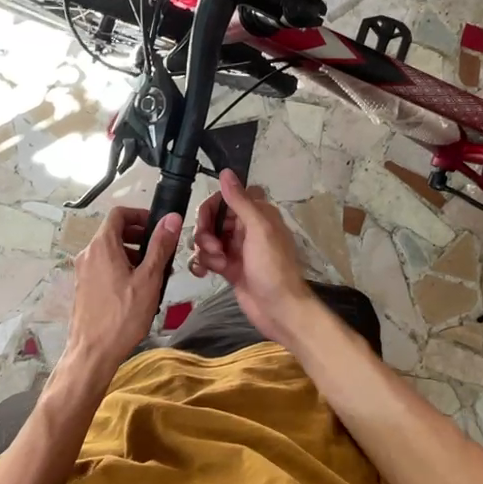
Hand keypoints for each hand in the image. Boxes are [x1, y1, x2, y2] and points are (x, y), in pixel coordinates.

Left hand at [67, 207, 180, 371]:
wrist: (93, 352)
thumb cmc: (123, 316)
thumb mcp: (149, 279)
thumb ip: (160, 246)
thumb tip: (171, 219)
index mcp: (102, 246)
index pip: (119, 214)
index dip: (140, 215)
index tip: (158, 227)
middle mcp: (88, 253)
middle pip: (113, 232)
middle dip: (138, 236)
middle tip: (159, 250)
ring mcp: (82, 271)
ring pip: (109, 251)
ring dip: (131, 253)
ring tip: (152, 273)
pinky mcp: (82, 287)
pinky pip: (103, 266)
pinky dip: (120, 267)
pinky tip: (136, 289)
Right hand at [190, 170, 318, 341]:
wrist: (279, 310)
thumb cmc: (273, 268)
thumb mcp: (258, 230)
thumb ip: (240, 201)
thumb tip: (225, 172)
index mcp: (258, 214)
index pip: (227, 198)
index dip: (213, 208)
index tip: (207, 221)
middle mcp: (247, 228)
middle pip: (213, 218)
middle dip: (206, 232)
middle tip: (213, 248)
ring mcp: (237, 249)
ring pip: (208, 238)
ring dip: (205, 250)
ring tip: (216, 264)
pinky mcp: (229, 268)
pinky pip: (207, 258)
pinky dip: (202, 263)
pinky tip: (204, 273)